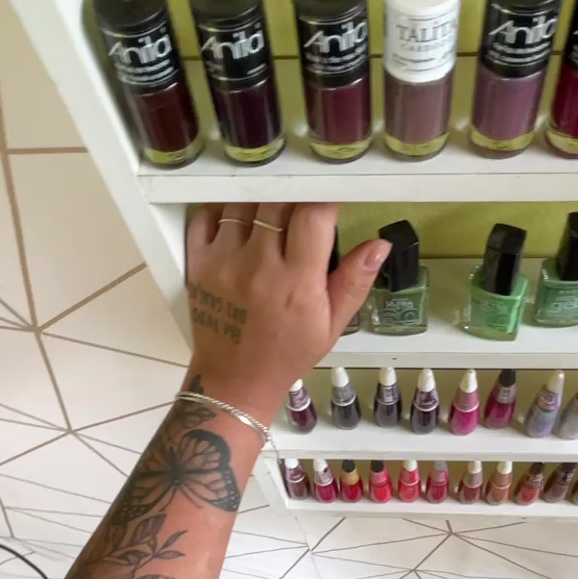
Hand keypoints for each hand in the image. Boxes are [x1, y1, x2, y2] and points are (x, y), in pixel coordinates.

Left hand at [184, 202, 388, 418]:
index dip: (325, 199)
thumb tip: (380, 244)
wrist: (235, 381)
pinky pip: (207, 216)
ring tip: (272, 218)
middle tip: (300, 208)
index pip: (314, 215)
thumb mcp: (332, 325)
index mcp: (297, 283)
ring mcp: (223, 263)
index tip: (329, 200)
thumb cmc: (287, 355)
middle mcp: (258, 267)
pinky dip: (223, 211)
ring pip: (243, 203)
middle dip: (294, 196)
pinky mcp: (198, 264)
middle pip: (277, 200)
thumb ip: (355, 282)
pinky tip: (240, 224)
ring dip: (261, 202)